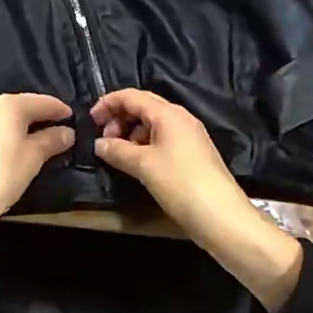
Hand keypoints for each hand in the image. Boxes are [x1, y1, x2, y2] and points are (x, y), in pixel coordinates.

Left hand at [0, 93, 74, 256]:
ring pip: (10, 116)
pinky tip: (23, 144)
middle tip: (63, 127)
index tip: (74, 118)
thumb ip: (53, 139)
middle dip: (44, 114)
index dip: (60, 109)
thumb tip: (67, 132)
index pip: (42, 101)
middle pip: (24, 105)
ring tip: (47, 136)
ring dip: (29, 124)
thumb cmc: (4, 173)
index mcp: (8, 105)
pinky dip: (14, 131)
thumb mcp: (35, 155)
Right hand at [90, 88, 245, 234]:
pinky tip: (137, 163)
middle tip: (103, 139)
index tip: (91, 120)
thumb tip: (98, 143)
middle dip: (119, 118)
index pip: (132, 96)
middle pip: (143, 106)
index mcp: (168, 113)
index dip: (108, 103)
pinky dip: (144, 144)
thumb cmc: (180, 183)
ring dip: (131, 133)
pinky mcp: (193, 154)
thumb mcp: (143, 165)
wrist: (221, 215)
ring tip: (118, 154)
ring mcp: (189, 136)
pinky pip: (162, 138)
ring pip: (152, 123)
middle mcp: (180, 118)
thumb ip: (117, 150)